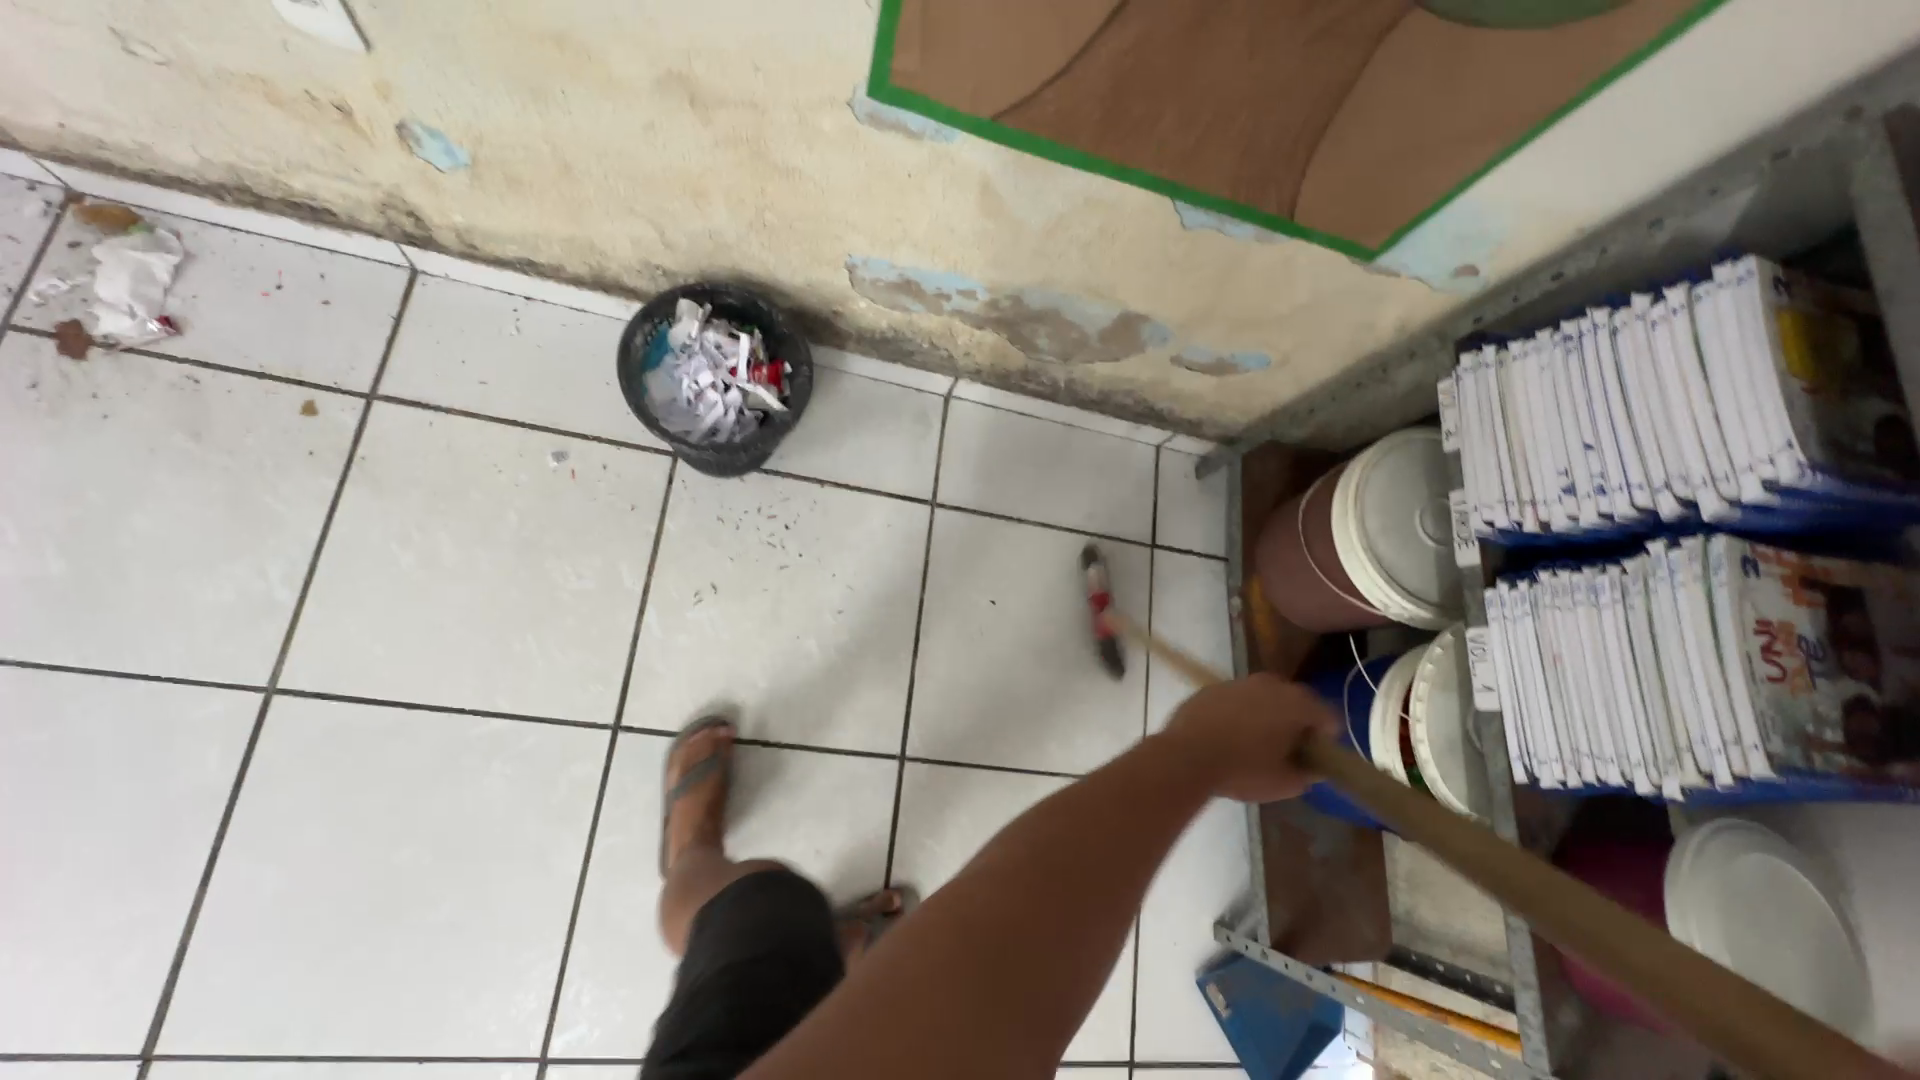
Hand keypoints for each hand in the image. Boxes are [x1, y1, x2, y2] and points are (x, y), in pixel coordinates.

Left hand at [1160, 674, 1341, 802]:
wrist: (1186, 756)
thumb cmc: (1244, 770)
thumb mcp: (1285, 783)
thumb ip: (1306, 774)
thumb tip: (1311, 768)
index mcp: (1296, 703)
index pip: (1327, 715)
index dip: (1326, 737)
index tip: (1318, 755)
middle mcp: (1269, 684)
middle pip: (1294, 701)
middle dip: (1295, 721)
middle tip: (1288, 748)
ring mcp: (1237, 683)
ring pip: (1262, 697)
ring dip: (1264, 714)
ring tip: (1255, 742)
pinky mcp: (1210, 689)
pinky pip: (1234, 700)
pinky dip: (1236, 713)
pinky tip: (1226, 735)